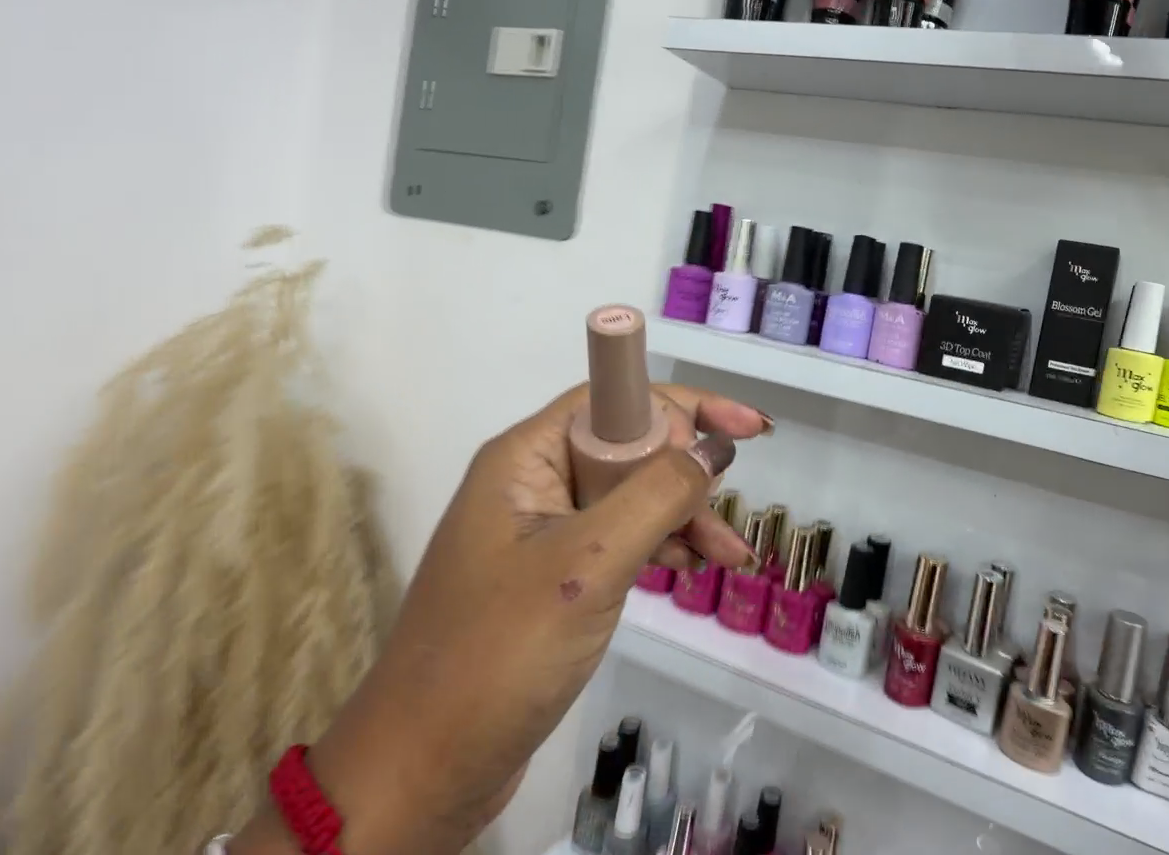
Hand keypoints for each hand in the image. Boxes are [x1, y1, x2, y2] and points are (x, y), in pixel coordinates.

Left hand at [232, 384, 769, 854]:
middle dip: (690, 472)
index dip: (684, 405)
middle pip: (630, 447)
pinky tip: (692, 568)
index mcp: (525, 458)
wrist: (422, 769)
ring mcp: (540, 532)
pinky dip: (660, 546)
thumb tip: (713, 447)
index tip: (746, 429)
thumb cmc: (499, 653)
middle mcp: (532, 482)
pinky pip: (618, 539)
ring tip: (731, 557)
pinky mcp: (550, 578)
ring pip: (631, 497)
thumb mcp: (587, 565)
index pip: (615, 399)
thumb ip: (656, 495)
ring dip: (684, 517)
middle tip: (733, 510)